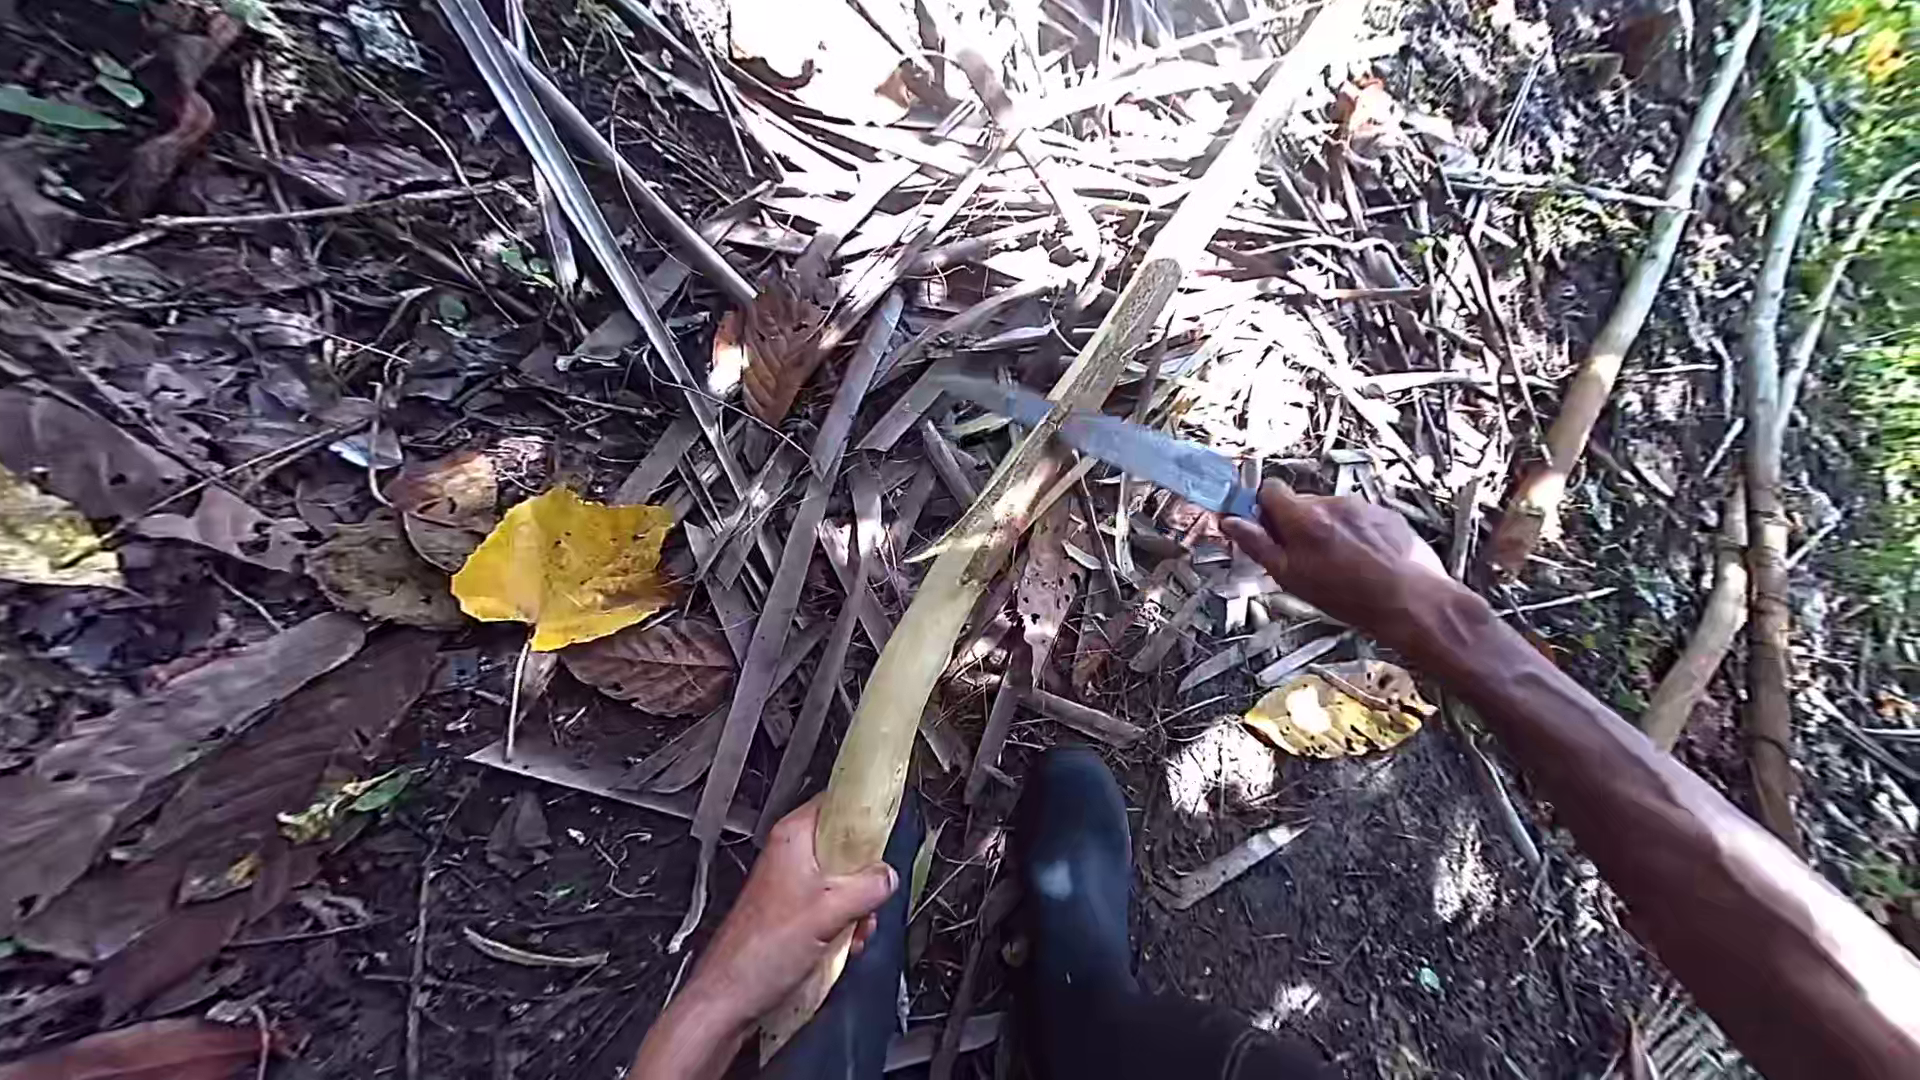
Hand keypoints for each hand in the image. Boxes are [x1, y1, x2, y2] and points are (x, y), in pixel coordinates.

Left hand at [678, 797, 897, 1029]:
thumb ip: (870, 886)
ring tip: (855, 927)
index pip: (838, 802)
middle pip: (845, 844)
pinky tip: (843, 943)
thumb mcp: (832, 909)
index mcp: (794, 834)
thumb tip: (888, 876)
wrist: (728, 1000)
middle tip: (868, 895)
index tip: (884, 834)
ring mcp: (790, 881)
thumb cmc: (761, 950)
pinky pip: (829, 903)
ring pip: (840, 877)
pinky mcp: (790, 909)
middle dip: (864, 874)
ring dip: (856, 903)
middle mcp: (790, 852)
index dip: (865, 815)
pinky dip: (842, 920)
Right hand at [1220, 480, 1454, 647]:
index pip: (1270, 490)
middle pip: (1300, 502)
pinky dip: (1352, 534)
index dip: (1263, 507)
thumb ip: (1257, 544)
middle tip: (1299, 556)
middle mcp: (1331, 504)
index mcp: (1302, 517)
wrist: (1411, 602)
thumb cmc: (1349, 595)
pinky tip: (1359, 561)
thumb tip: (1232, 523)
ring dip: (1324, 530)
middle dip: (1294, 523)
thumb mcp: (1288, 575)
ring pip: (1329, 512)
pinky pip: (1357, 518)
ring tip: (1335, 563)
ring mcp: (1362, 507)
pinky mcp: (1386, 515)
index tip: (1263, 526)